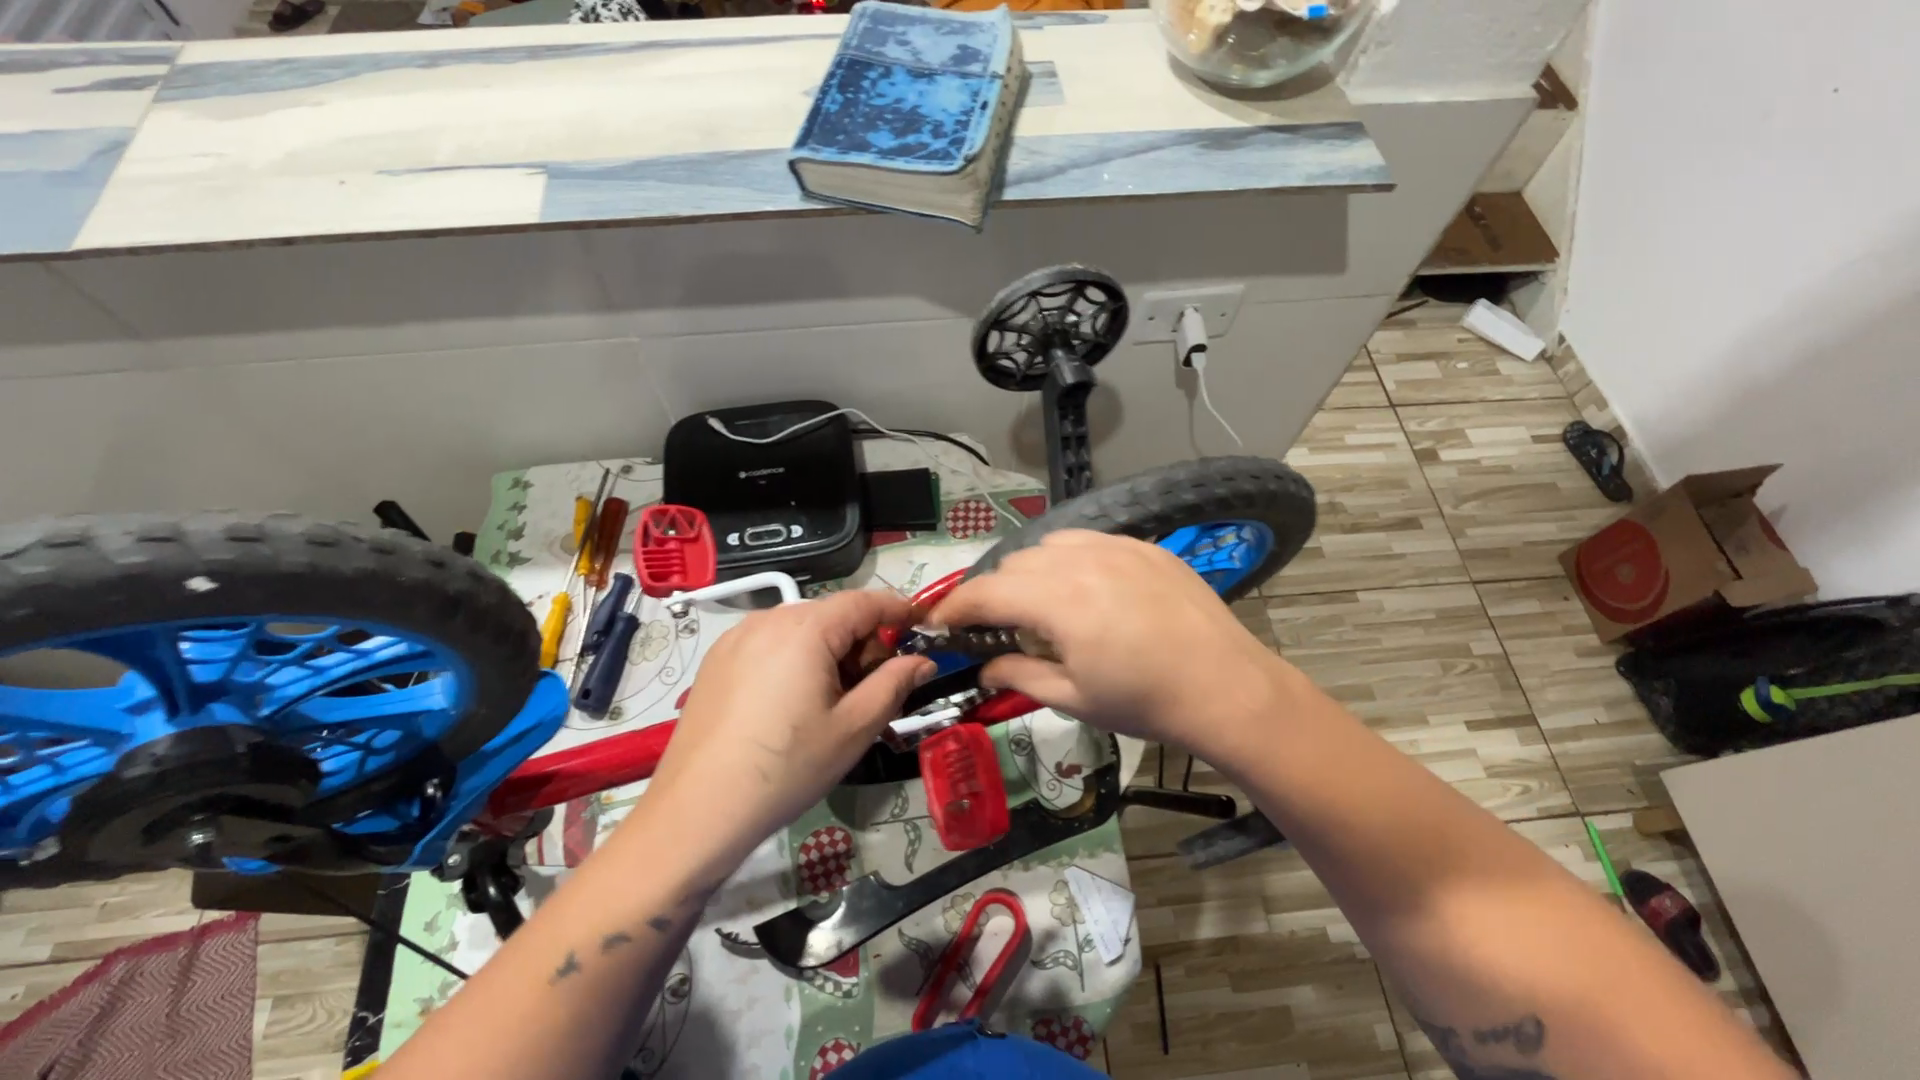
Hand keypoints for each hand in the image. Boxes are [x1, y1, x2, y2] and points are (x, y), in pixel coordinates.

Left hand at [647, 590, 935, 847]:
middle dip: (863, 641)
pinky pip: (770, 645)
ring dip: (829, 652)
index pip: (865, 601)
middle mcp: (768, 621)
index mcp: (805, 629)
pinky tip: (792, 706)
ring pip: (800, 630)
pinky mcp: (716, 662)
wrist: (699, 810)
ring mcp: (735, 639)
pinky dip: (795, 660)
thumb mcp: (854, 728)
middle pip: (831, 615)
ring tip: (834, 703)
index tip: (923, 625)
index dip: (899, 609)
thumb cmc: (788, 767)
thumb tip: (922, 661)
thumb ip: (894, 684)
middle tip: (876, 688)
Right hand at [929, 530, 1294, 757]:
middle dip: (993, 594)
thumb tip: (983, 665)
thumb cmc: (1145, 702)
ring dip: (1031, 572)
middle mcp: (1081, 561)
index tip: (938, 623)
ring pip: (1049, 545)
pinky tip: (1085, 590)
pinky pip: (1089, 541)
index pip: (985, 593)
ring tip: (1043, 607)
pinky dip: (1070, 560)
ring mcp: (1117, 547)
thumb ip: (1018, 674)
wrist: (1226, 687)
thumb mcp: (1073, 698)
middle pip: (1013, 565)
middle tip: (997, 628)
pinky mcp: (1145, 547)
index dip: (954, 607)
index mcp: (1058, 601)